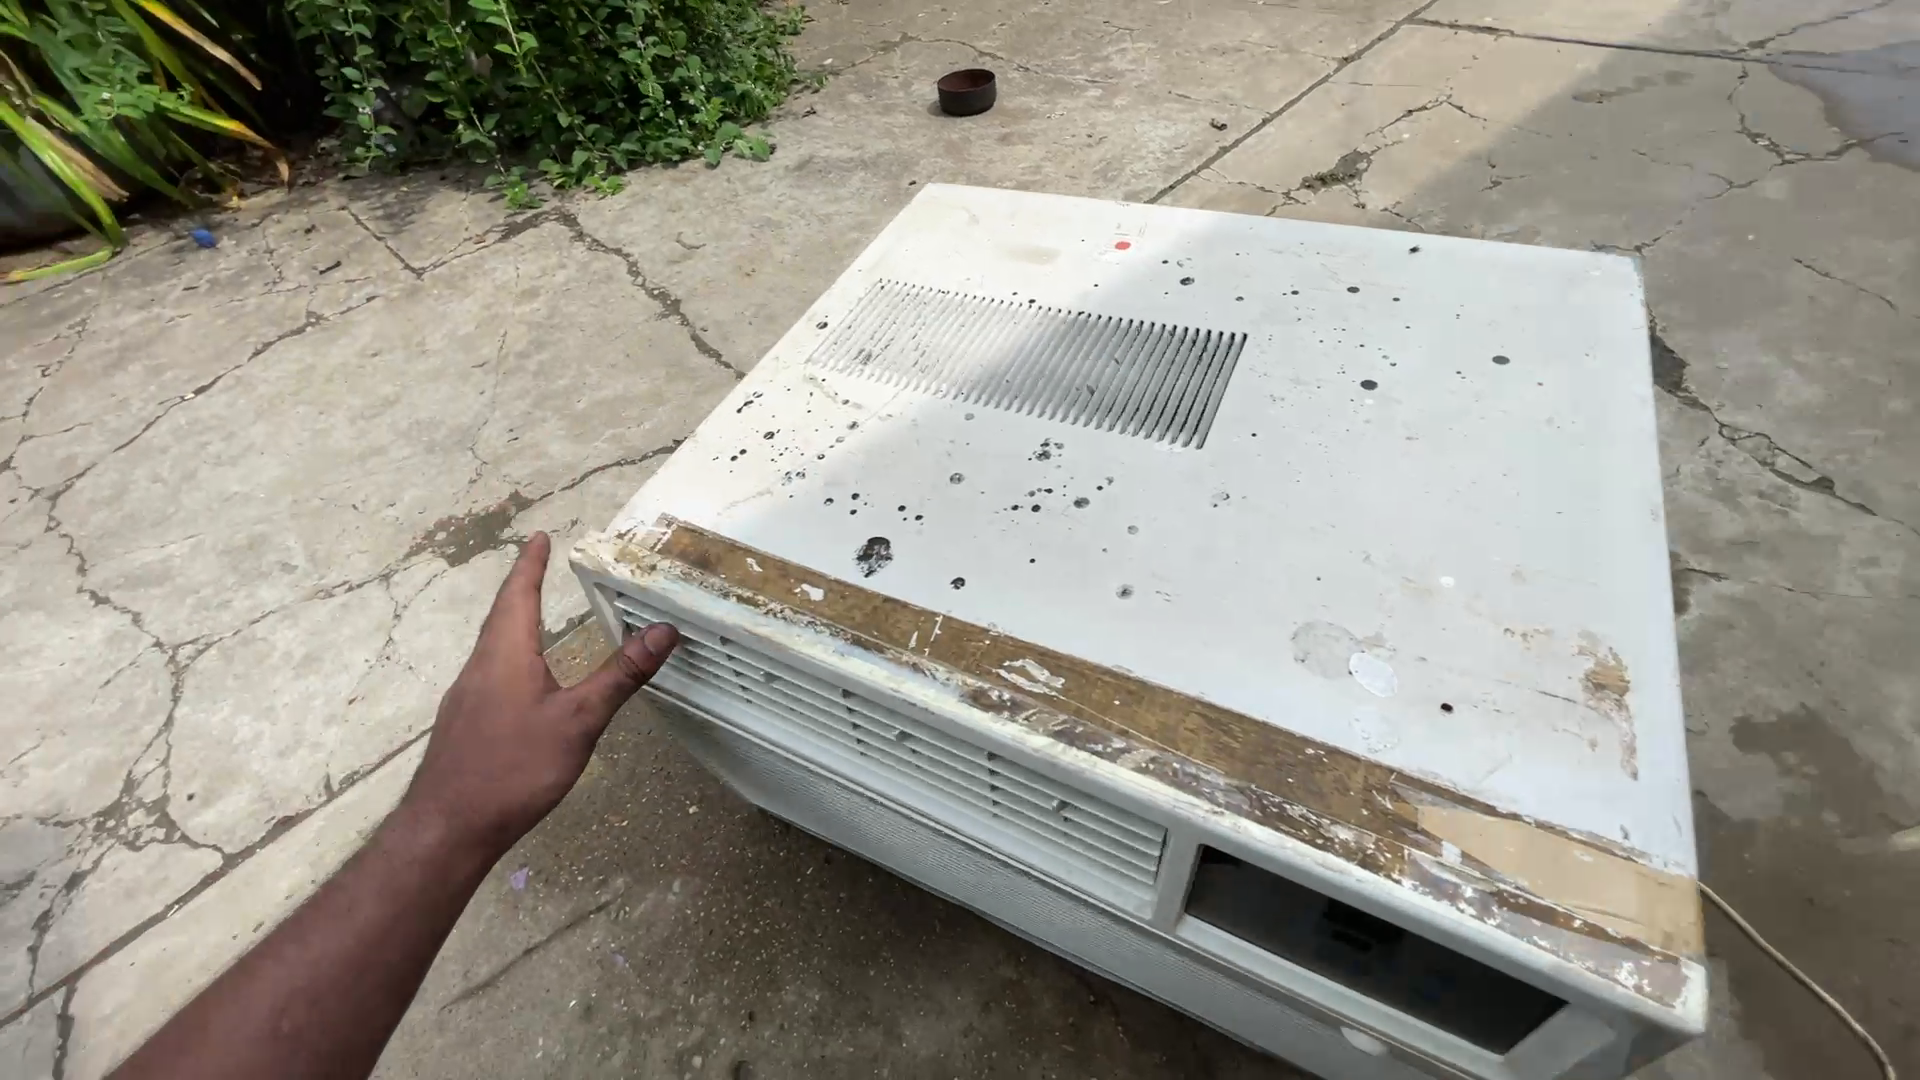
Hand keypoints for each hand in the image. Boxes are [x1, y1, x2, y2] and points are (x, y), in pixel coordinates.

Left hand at [399, 531, 679, 862]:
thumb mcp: (579, 720)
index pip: (518, 596)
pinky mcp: (466, 725)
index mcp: (505, 656)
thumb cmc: (514, 767)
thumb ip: (620, 674)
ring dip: (515, 621)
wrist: (446, 831)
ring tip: (537, 612)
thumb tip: (663, 630)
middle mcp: (480, 669)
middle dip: (523, 588)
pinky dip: (512, 654)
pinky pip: (492, 672)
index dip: (531, 565)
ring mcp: (468, 699)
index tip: (540, 536)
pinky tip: (526, 678)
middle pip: (501, 617)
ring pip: (494, 647)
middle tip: (541, 565)